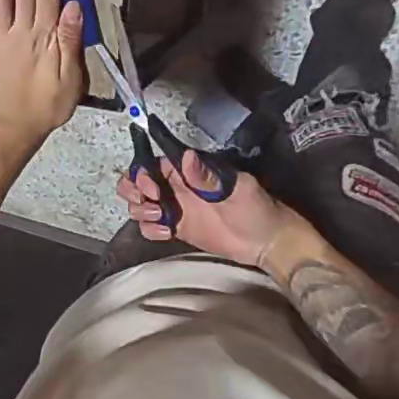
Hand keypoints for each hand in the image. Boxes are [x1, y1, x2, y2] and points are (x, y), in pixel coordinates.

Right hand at [114, 150, 305, 267]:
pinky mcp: (174, 229)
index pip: (152, 165)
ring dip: (141, 212)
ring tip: (163, 221)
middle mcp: (174, 187)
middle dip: (133, 192)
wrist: (265, 242)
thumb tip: (185, 157)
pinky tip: (167, 233)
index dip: (143, 174)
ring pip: (138, 206)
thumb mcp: (237, 187)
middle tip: (151, 204)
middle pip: (136, 184)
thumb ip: (207, 175)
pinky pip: (149, 227)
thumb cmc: (255, 208)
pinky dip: (151, 230)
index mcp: (187, 171)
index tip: (153, 189)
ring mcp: (172, 209)